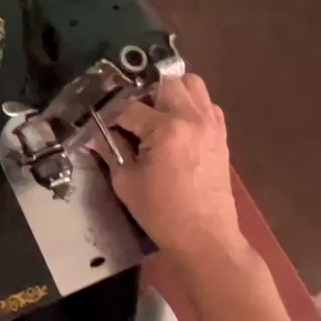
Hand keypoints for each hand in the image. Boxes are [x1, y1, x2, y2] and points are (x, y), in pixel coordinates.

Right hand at [94, 73, 247, 263]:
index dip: (113, 118)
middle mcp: (192, 118)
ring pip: (191, 84)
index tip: (104, 129)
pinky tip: (177, 126)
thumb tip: (98, 134)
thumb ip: (111, 151)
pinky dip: (191, 106)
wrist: (206, 238)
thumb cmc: (163, 213)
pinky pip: (207, 104)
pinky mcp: (221, 134)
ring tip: (156, 113)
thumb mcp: (126, 183)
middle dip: (144, 94)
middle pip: (165, 82)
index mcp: (167, 130)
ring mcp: (211, 124)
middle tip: (133, 116)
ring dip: (170, 92)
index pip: (130, 108)